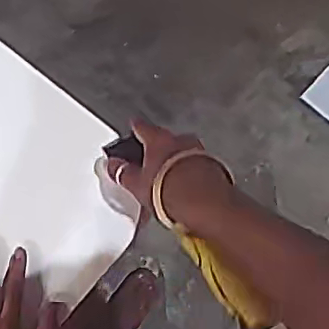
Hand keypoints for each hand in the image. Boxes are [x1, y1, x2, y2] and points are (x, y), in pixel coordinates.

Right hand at [103, 119, 232, 227]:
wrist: (202, 203)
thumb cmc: (169, 188)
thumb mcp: (136, 184)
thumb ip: (123, 172)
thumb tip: (113, 166)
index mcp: (159, 139)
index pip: (143, 127)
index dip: (136, 128)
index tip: (134, 126)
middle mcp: (181, 141)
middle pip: (166, 140)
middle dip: (158, 149)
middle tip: (149, 164)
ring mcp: (200, 153)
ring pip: (183, 153)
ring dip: (175, 162)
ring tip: (167, 181)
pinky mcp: (214, 168)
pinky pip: (197, 167)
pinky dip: (190, 173)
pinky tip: (184, 188)